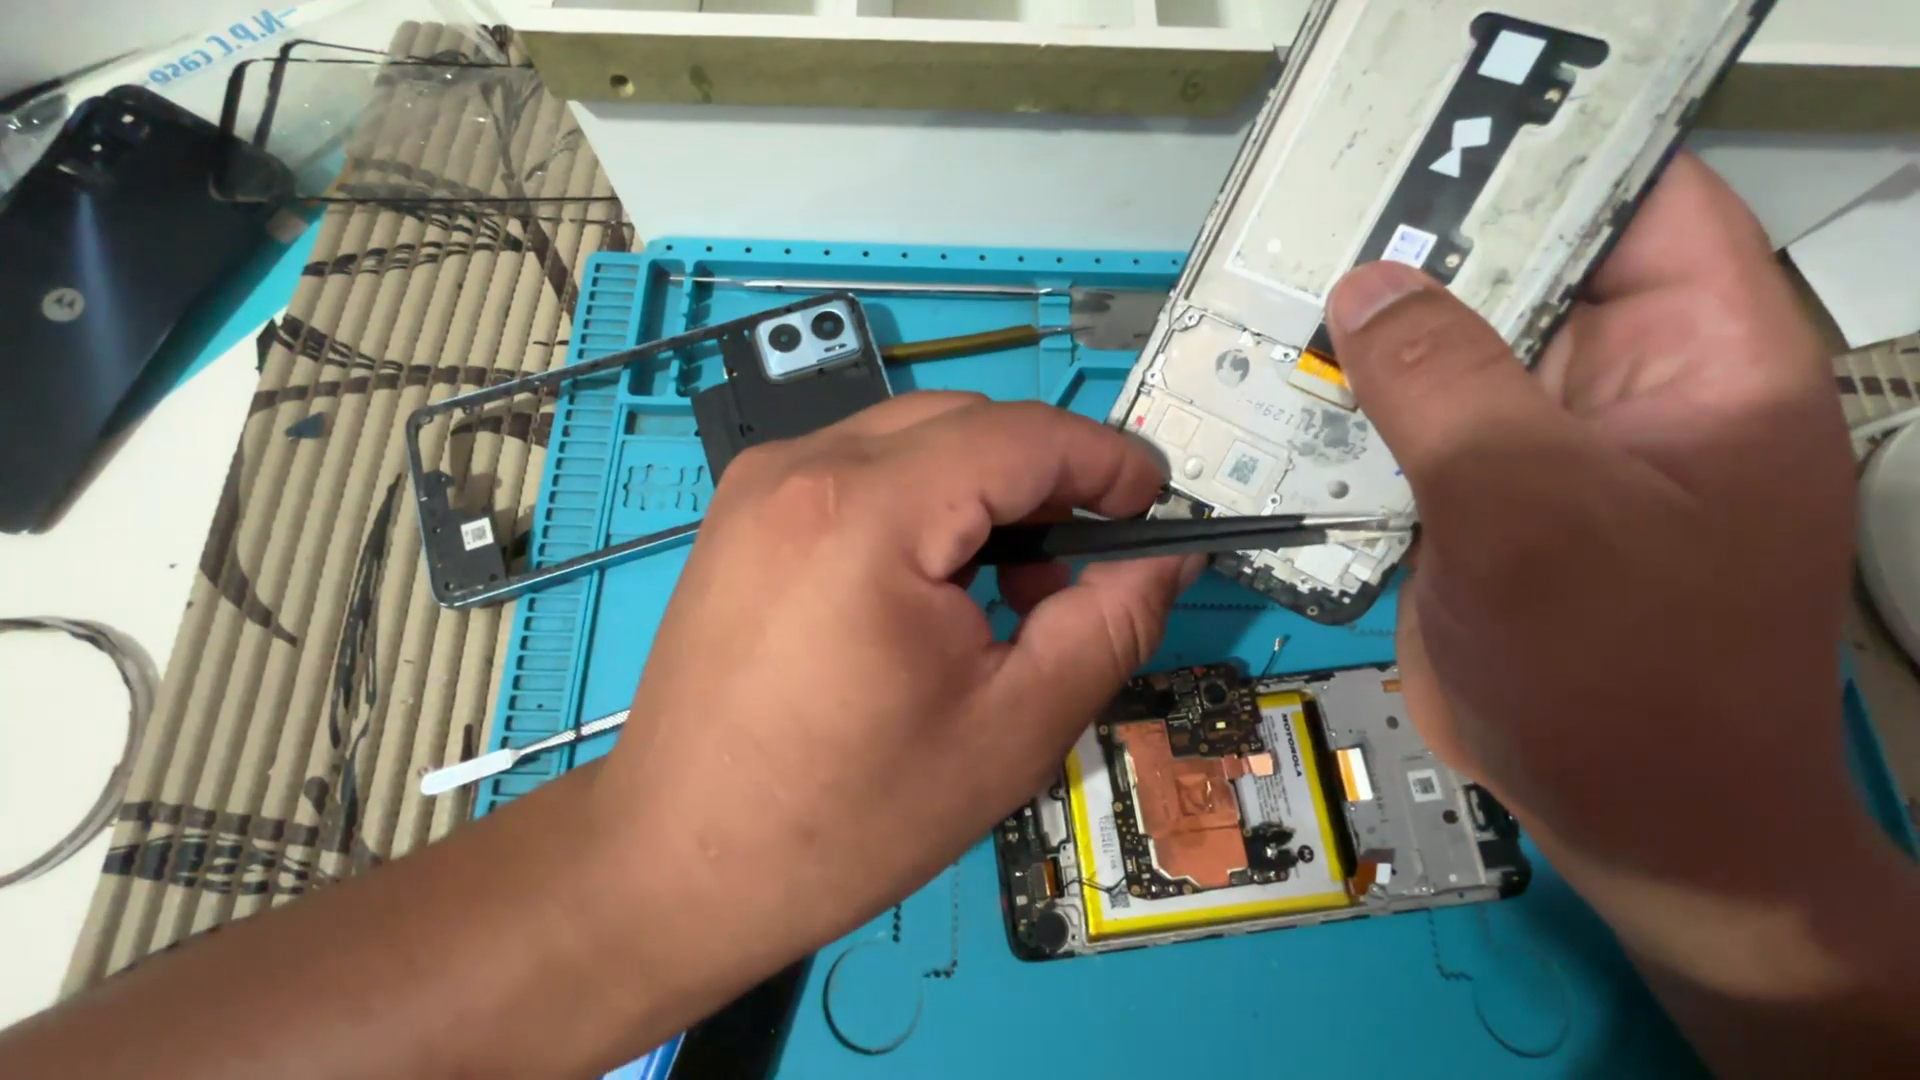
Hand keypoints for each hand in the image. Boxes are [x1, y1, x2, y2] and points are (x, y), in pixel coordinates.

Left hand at [591, 395, 1195, 1010]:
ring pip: (913, 441)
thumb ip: (1110, 623)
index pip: (1021, 435)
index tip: (1154, 505)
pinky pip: (860, 471)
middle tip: (1087, 559)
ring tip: (1013, 587)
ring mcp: (759, 486)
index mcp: (869, 511)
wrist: (679, 864)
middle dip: (1046, 476)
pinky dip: (923, 503)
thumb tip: (1167, 558)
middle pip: (966, 423)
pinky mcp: (743, 515)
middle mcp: (802, 468)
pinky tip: (935, 584)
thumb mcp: (1014, 727)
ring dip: (984, 489)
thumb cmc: (849, 816)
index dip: (1105, 460)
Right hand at [1327, 155, 1915, 1025]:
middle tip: (1314, 211)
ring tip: (1273, 294)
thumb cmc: (1618, 666)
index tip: (1432, 130)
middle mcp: (1615, 390)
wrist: (1616, 811)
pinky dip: (1346, 414)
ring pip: (1443, 363)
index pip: (1635, 207)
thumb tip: (1364, 284)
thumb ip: (1449, 386)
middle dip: (1422, 250)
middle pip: (1517, 281)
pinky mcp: (1470, 506)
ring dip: (1367, 339)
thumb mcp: (1537, 507)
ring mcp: (1532, 452)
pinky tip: (1277, 396)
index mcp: (1699, 359)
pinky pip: (1404, 434)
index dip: (1545, 156)